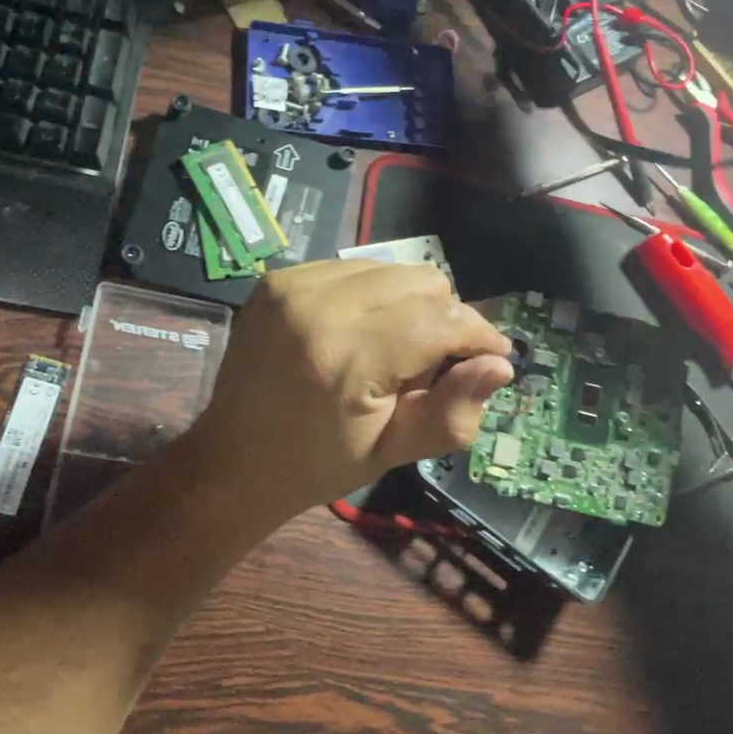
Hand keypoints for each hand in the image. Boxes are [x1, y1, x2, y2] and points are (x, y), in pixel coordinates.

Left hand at [184, 260, 514, 519]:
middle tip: (428, 366)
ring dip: (406, 304)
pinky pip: (352, 268)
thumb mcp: (392, 453)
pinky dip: (369, 296)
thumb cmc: (317, 465)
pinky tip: (354, 334)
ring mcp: (292, 285)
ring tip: (388, 351)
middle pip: (422, 281)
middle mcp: (318, 305)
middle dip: (442, 319)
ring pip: (390, 268)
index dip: (478, 336)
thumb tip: (500, 364)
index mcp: (348, 356)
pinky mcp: (276, 278)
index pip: (442, 319)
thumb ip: (451, 412)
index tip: (491, 357)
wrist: (232, 459)